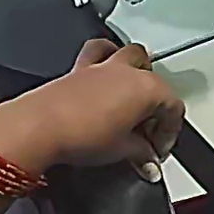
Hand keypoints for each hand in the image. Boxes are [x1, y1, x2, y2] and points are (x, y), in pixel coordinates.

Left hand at [0, 41, 184, 172]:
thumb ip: (141, 152)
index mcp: (147, 87)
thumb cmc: (80, 133)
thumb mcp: (121, 150)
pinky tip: (101, 85)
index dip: (169, 132)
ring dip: (135, 71)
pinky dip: (103, 64)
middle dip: (154, 104)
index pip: (173, 107)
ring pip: (129, 56)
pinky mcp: (77, 70)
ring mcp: (101, 67)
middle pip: (154, 80)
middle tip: (145, 132)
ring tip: (129, 99)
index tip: (157, 150)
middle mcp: (126, 71)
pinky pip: (97, 56)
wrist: (40, 127)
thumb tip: (147, 158)